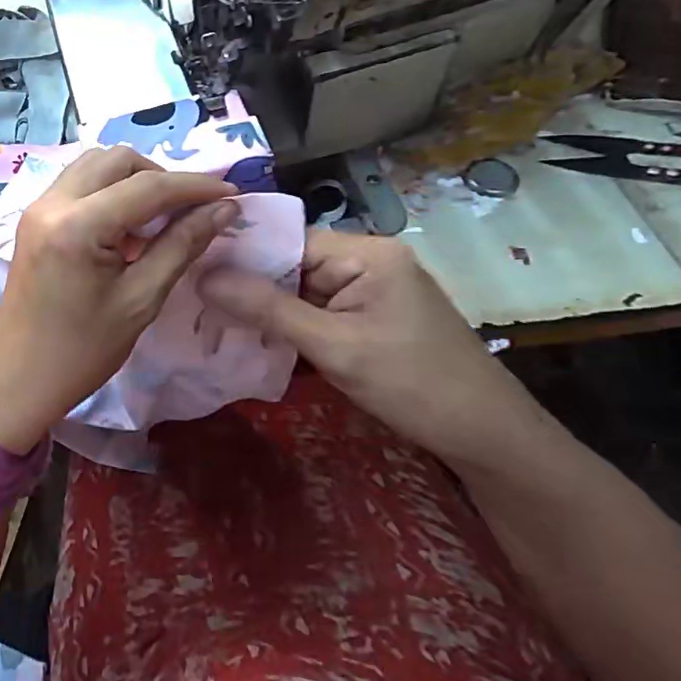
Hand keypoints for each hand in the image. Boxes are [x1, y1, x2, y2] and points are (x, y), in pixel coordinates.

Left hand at [0, 147, 236, 452]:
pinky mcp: (33, 218)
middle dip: (161, 177)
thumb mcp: (141, 300)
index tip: (231, 194)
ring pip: (94, 165)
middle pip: (117, 160)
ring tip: (158, 219)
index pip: (147, 185)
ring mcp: (37, 207)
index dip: (195, 186)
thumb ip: (182, 245)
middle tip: (190, 210)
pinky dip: (108, 191)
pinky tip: (126, 227)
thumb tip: (223, 209)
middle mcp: (51, 203)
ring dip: (132, 179)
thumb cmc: (82, 350)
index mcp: (77, 225)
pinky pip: (77, 184)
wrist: (19, 377)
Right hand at [199, 228, 541, 467]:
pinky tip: (251, 335)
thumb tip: (202, 276)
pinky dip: (287, 323)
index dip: (240, 256)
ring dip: (264, 308)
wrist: (488, 439)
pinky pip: (315, 309)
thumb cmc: (414, 385)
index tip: (193, 272)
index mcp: (366, 253)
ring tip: (211, 317)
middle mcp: (367, 260)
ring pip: (299, 289)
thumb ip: (268, 309)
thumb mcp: (334, 347)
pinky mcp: (368, 315)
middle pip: (290, 263)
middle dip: (247, 285)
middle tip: (195, 299)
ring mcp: (369, 288)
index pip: (286, 240)